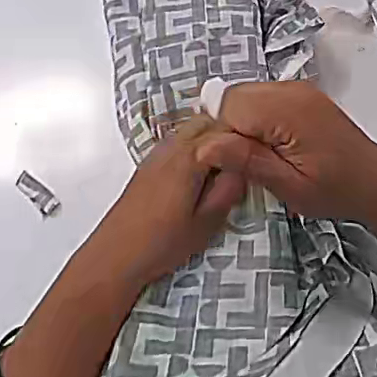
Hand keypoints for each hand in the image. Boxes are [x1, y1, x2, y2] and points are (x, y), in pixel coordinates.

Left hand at [82, 116, 258, 287]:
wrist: (116, 256)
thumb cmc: (162, 242)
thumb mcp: (207, 222)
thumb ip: (229, 189)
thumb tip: (244, 168)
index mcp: (189, 157)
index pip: (227, 131)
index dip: (247, 140)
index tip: (259, 155)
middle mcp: (172, 147)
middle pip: (208, 121)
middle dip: (230, 132)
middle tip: (246, 157)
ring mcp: (158, 153)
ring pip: (192, 128)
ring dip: (212, 138)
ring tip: (227, 165)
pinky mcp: (150, 163)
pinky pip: (180, 140)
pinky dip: (196, 146)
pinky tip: (202, 172)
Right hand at [212, 80, 376, 222]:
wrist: (373, 181)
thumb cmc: (336, 190)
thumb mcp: (290, 186)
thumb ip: (248, 162)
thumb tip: (205, 146)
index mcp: (289, 110)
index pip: (228, 107)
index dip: (221, 137)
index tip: (233, 166)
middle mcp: (291, 90)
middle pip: (233, 97)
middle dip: (230, 130)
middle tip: (248, 164)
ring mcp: (296, 89)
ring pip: (244, 97)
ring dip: (243, 125)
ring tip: (263, 157)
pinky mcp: (299, 95)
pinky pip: (261, 99)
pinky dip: (256, 120)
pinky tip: (271, 146)